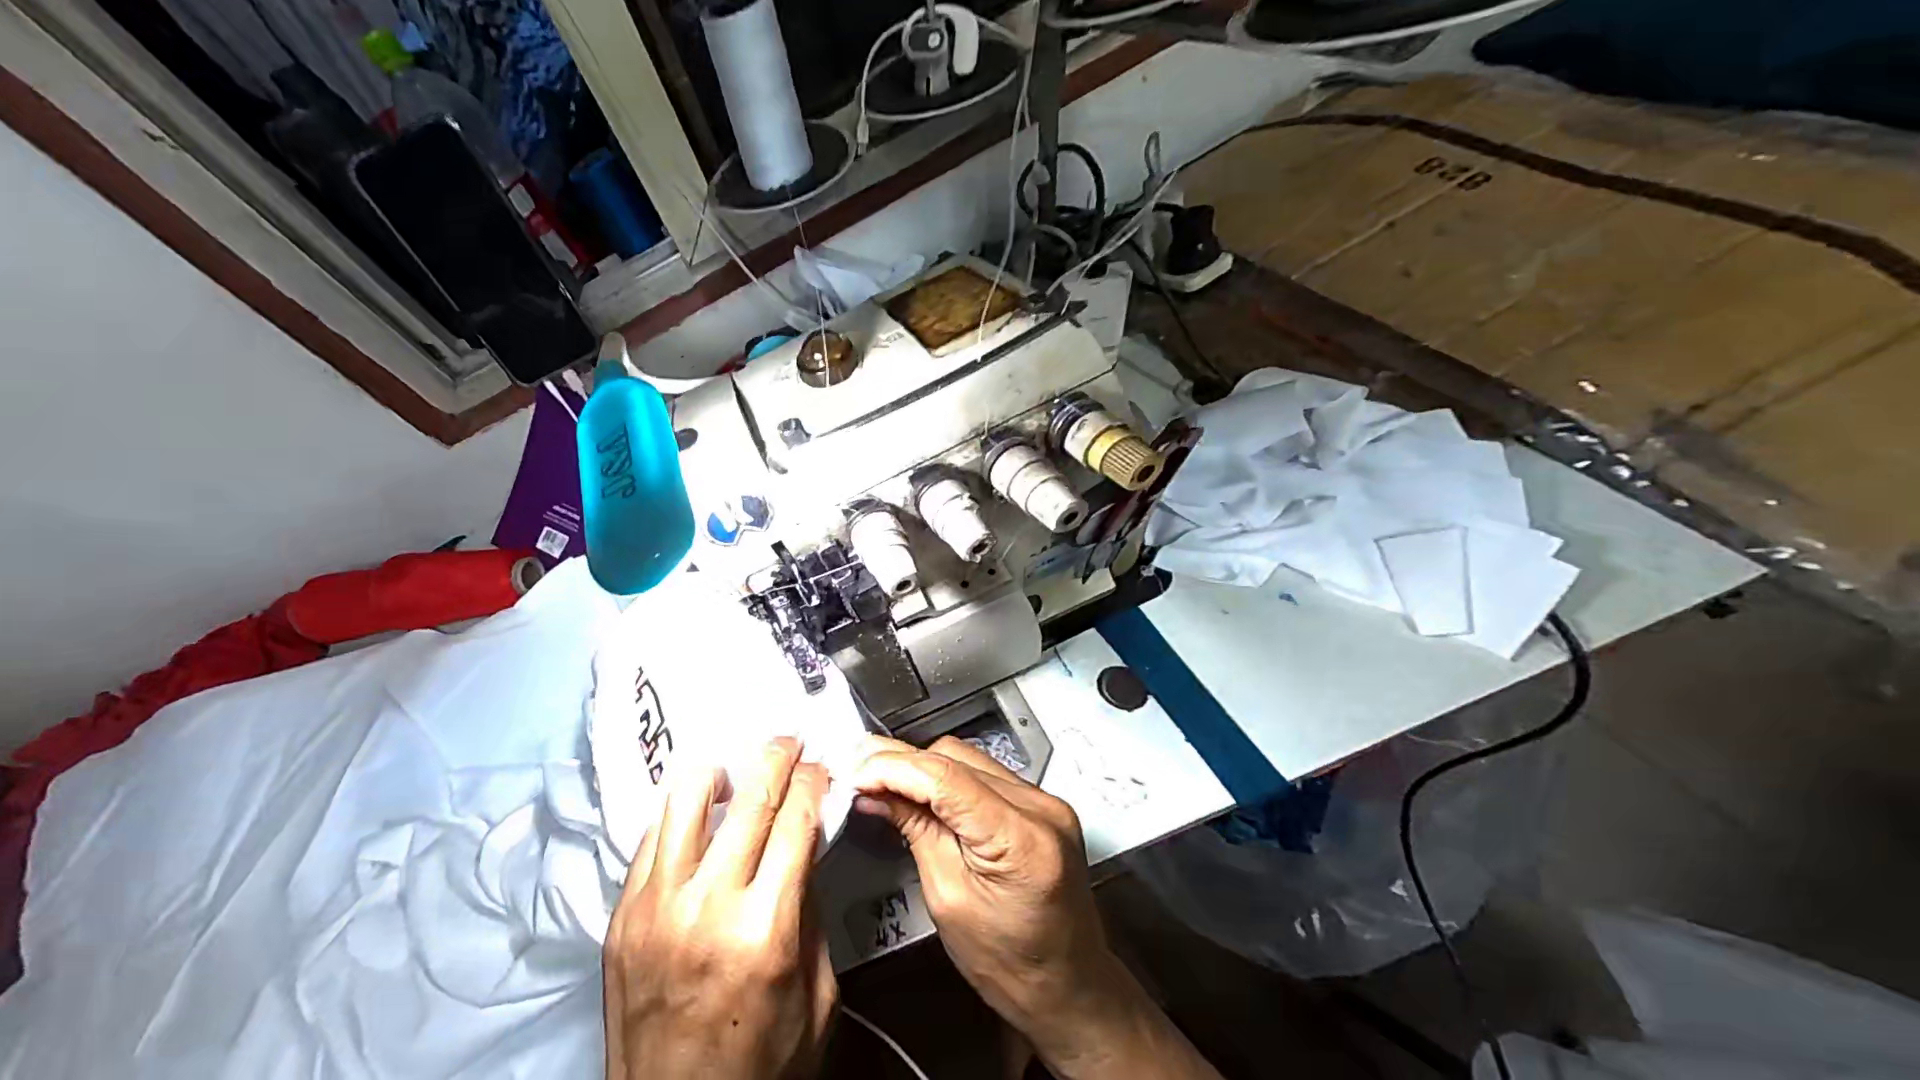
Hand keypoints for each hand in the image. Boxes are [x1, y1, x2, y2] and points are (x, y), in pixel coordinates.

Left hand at [603, 737, 836, 1079]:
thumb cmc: (758, 1065)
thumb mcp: (816, 993)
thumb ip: (811, 911)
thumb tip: (805, 848)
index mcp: (765, 928)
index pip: (795, 822)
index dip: (813, 783)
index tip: (821, 769)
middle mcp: (707, 907)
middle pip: (748, 800)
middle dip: (776, 759)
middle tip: (788, 742)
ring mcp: (655, 909)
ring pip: (685, 804)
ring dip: (718, 773)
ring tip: (734, 770)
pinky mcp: (622, 919)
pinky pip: (650, 842)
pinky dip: (679, 815)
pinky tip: (697, 815)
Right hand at [851, 737, 1219, 1078]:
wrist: (1067, 984)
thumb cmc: (1013, 964)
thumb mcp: (948, 900)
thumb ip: (916, 832)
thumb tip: (879, 792)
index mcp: (1021, 838)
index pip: (945, 777)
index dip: (893, 768)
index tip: (856, 772)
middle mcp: (1040, 807)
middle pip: (955, 757)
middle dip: (902, 763)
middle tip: (858, 775)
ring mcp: (1044, 801)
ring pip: (967, 758)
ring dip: (922, 767)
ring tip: (881, 782)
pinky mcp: (1039, 803)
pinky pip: (984, 774)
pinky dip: (946, 778)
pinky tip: (919, 791)